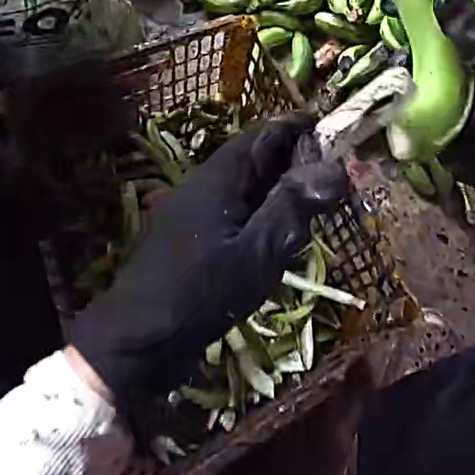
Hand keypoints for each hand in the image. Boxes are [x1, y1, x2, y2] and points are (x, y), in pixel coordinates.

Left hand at [71, 115, 348, 408]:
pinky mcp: (196, 234)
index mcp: (223, 174)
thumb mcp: (257, 252)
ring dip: (283, 187)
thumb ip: (294, 207)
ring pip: (251, 183)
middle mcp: (209, 181)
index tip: (339, 140)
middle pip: (260, 155)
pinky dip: (266, 211)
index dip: (304, 130)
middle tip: (336, 178)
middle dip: (298, 160)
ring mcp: (199, 208)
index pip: (269, 132)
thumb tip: (335, 168)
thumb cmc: (199, 292)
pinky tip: (282, 236)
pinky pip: (239, 208)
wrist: (134, 343)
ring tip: (316, 205)